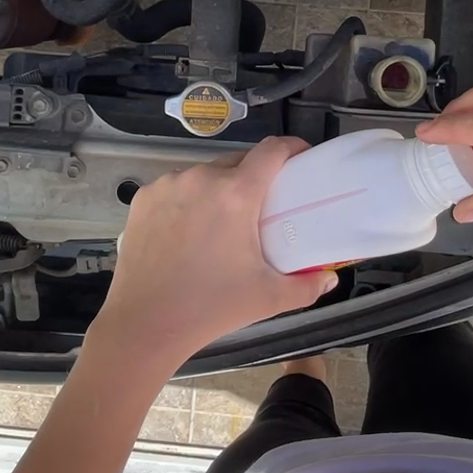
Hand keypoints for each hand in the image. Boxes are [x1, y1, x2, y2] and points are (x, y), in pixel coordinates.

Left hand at [94, 136, 338, 363]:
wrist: (145, 324)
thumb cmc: (210, 307)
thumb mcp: (268, 297)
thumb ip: (306, 285)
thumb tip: (329, 277)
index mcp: (236, 193)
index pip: (271, 150)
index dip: (291, 148)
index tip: (300, 158)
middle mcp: (201, 178)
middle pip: (237, 162)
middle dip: (253, 177)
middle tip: (261, 207)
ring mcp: (167, 185)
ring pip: (203, 175)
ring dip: (217, 189)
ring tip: (220, 223)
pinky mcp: (143, 198)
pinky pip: (174, 188)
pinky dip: (185, 200)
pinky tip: (186, 230)